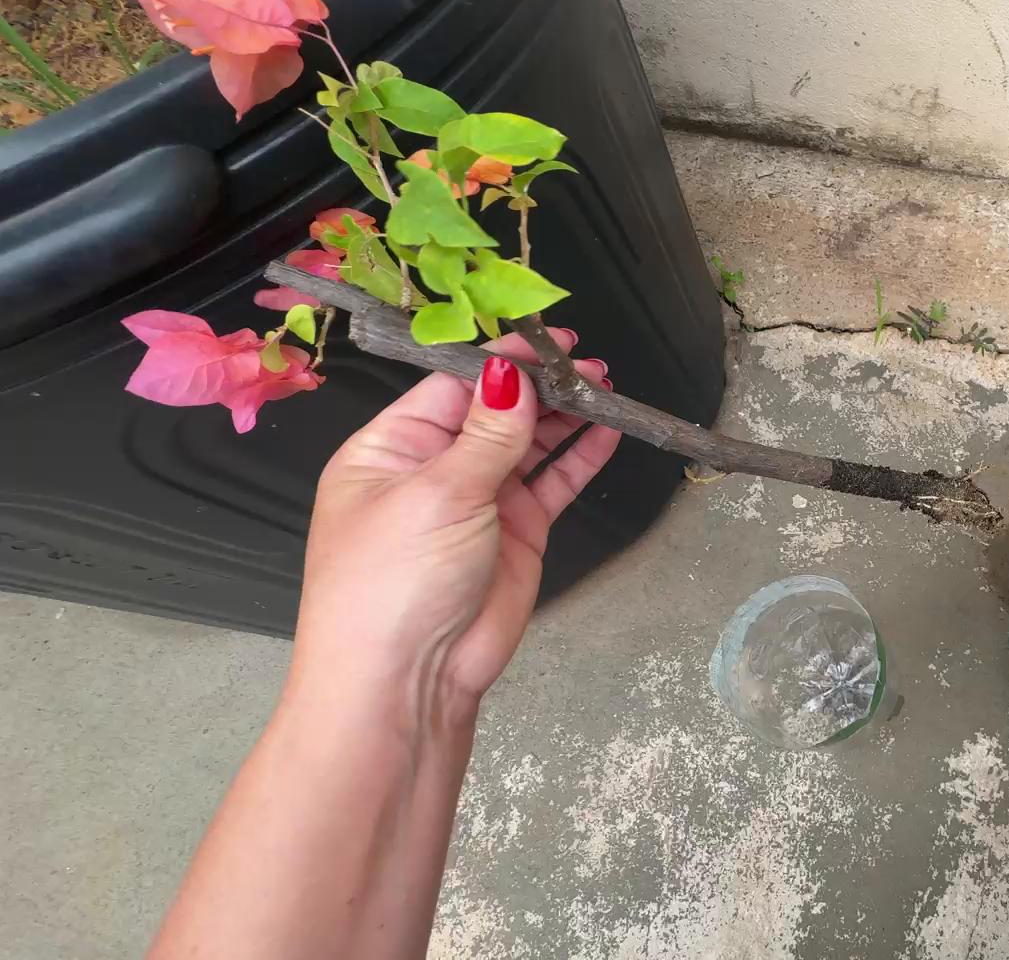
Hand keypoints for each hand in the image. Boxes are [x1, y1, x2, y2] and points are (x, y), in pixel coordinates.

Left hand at [289, 328, 620, 720]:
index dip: (502, 361)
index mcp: (393, 449)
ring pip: (533, 442)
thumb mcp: (439, 494)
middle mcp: (439, 466)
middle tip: (592, 367)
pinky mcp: (521, 527)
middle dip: (543, 387)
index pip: (454, 388)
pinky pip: (557, 480)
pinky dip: (582, 456)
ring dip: (568, 417)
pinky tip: (607, 433)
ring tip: (607, 390)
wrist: (414, 674)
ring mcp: (484, 497)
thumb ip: (487, 433)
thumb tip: (511, 372)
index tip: (550, 341)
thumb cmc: (396, 578)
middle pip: (500, 410)